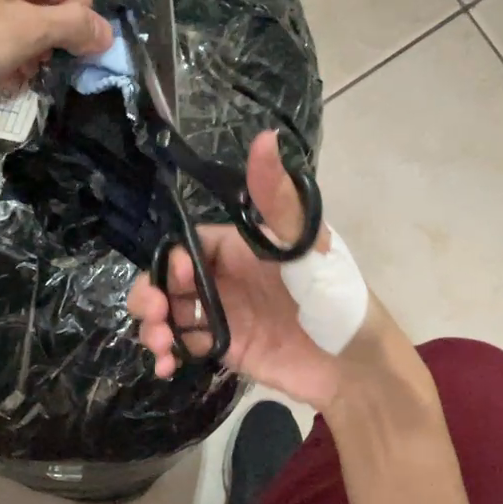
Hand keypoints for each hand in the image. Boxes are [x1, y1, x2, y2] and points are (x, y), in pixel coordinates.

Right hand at [126, 132, 347, 405]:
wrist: (353, 361)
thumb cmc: (333, 294)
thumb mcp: (304, 243)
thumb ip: (277, 198)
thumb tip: (264, 138)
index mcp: (238, 248)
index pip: (188, 246)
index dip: (172, 260)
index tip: (179, 276)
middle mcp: (223, 280)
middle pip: (168, 282)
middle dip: (149, 296)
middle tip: (156, 315)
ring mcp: (221, 316)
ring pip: (169, 316)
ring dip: (152, 328)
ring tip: (161, 345)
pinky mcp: (222, 349)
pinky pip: (183, 347)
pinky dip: (166, 355)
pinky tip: (166, 365)